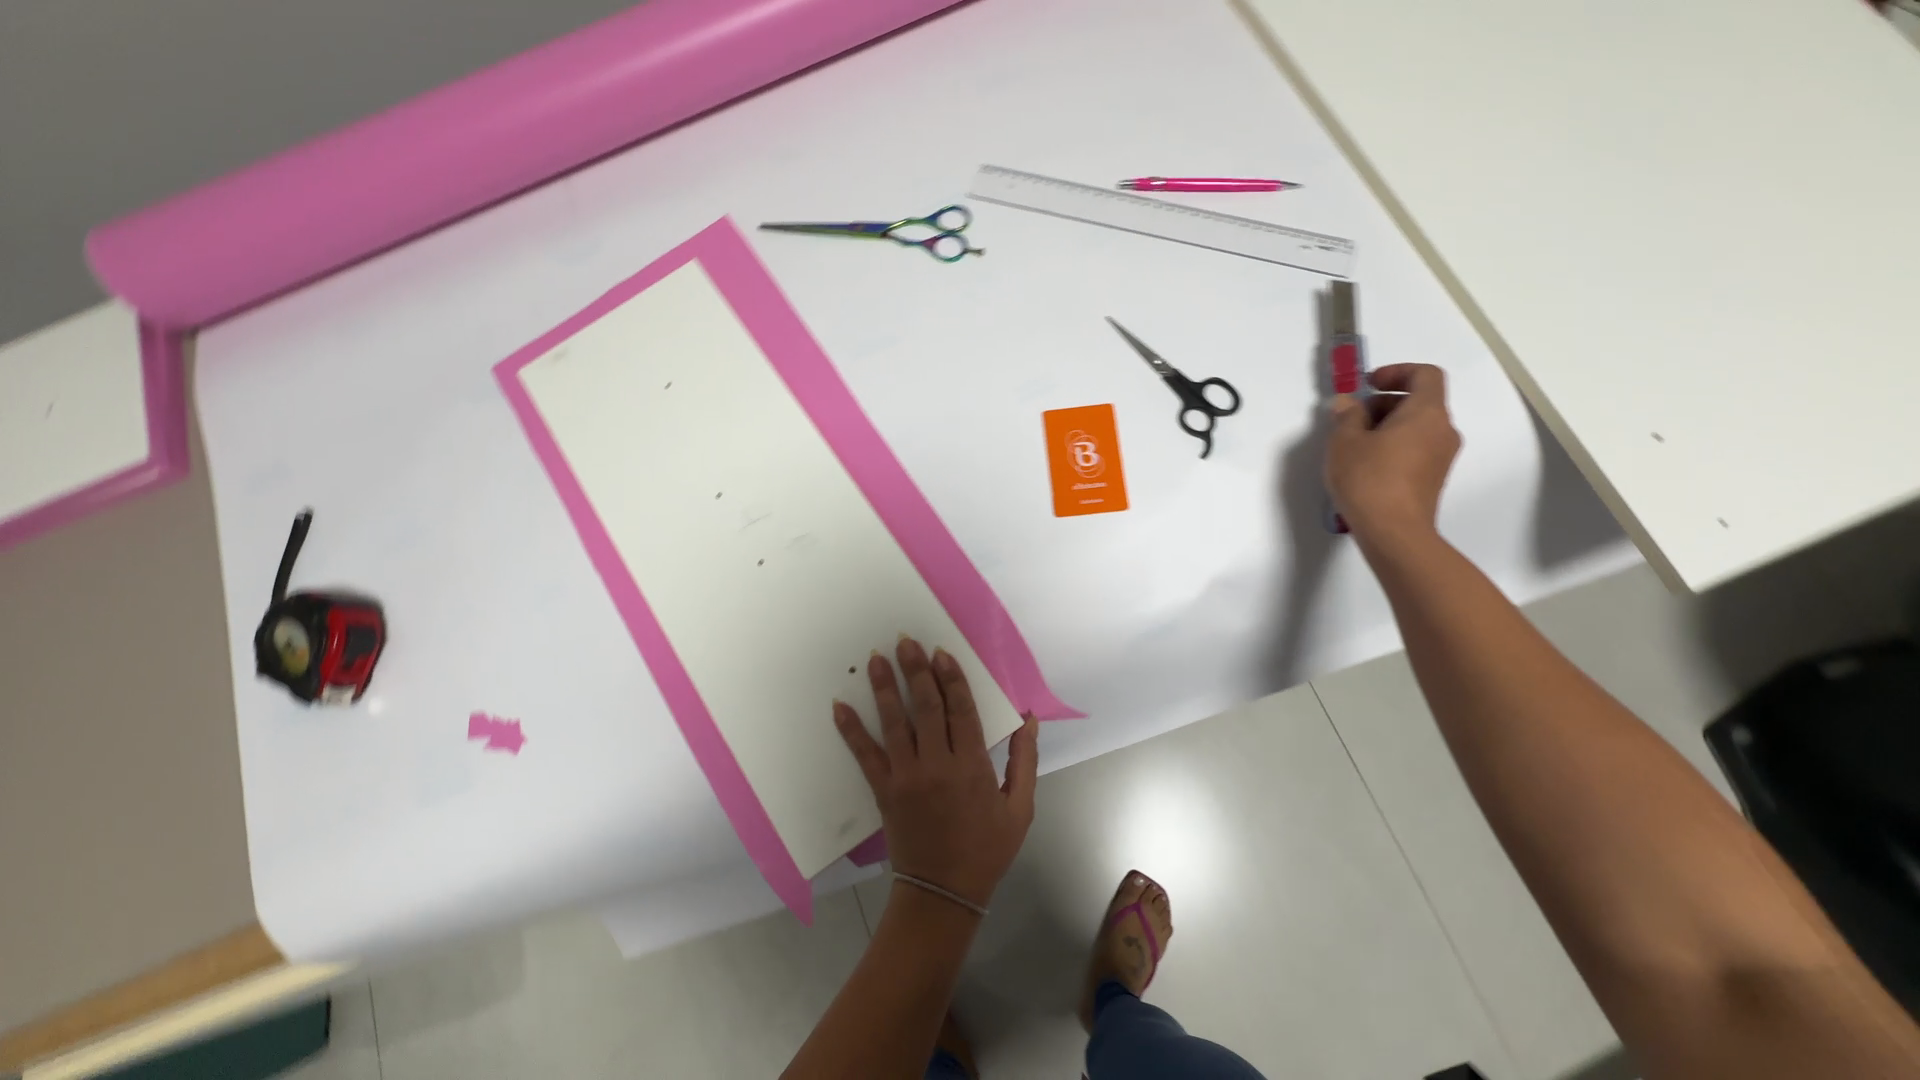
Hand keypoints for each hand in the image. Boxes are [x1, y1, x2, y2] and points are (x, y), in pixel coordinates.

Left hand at [834, 637, 1038, 908]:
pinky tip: (839, 706)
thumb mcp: (1020, 809)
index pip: (961, 710)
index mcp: (972, 766)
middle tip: (906, 641)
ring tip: (877, 658)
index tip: (941, 652)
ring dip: (885, 688)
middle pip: (925, 707)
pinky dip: (850, 730)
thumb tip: (1028, 718)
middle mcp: (937, 764)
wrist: (944, 892)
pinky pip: (865, 755)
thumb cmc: (987, 850)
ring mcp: (906, 777)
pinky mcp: (884, 791)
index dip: (951, 678)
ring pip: (894, 723)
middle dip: (916, 671)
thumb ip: (1024, 760)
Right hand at [1326, 363, 1460, 546]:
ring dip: (1388, 427)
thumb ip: (1347, 416)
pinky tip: (1366, 467)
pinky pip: (1416, 450)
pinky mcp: (1434, 479)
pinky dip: (1394, 447)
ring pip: (1417, 428)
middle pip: (1420, 402)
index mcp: (1427, 412)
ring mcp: (1442, 457)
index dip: (1398, 372)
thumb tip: (1348, 404)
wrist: (1394, 533)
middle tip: (1352, 420)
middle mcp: (1443, 430)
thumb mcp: (1344, 442)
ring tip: (1354, 446)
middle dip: (1385, 403)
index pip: (1426, 374)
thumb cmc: (1368, 479)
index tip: (1369, 385)